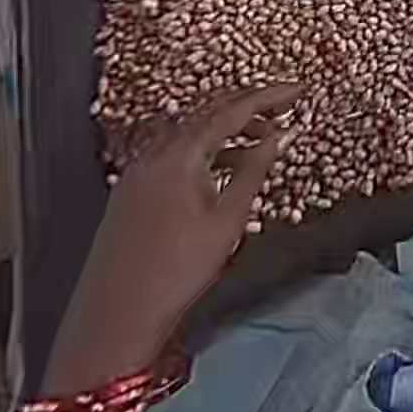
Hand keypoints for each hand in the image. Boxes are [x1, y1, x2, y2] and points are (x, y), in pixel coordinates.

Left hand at [42, 84, 299, 393]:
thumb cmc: (178, 270)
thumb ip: (256, 167)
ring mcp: (140, 170)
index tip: (298, 89)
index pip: (234, 110)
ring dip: (229, 126)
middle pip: (209, 110)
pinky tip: (225, 162)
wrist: (114, 322)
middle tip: (284, 105)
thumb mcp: (229, 217)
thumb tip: (281, 134)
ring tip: (263, 136)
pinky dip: (206, 146)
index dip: (271, 96)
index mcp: (181, 154)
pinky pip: (175, 150)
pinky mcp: (132, 190)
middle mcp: (156, 153)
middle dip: (250, 104)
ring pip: (191, 130)